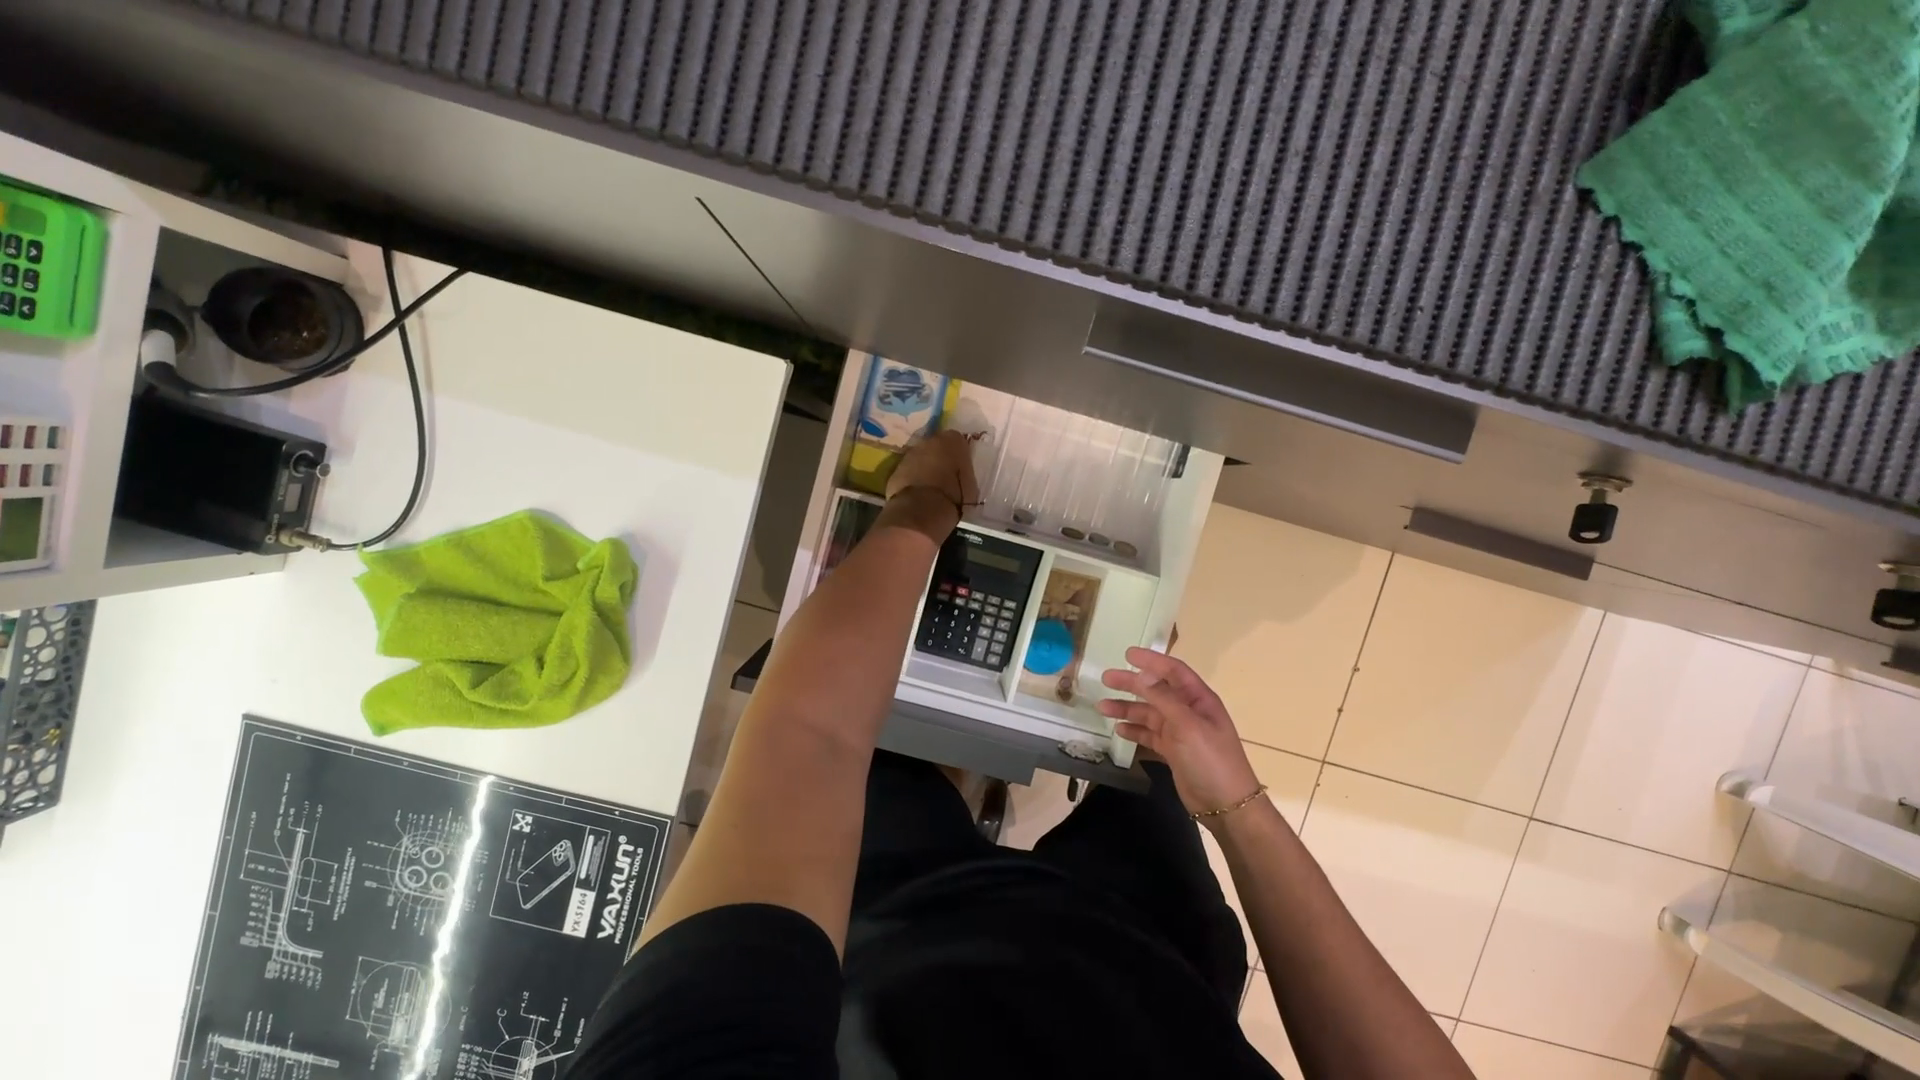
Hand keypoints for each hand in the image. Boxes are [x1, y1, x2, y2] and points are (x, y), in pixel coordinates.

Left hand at [885, 429, 979, 513]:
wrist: (923, 508)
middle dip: (939, 457)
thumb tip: (959, 472)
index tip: (959, 467)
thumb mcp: (970, 484)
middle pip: (935, 446)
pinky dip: (911, 478)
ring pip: (919, 458)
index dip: (957, 455)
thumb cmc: (954, 495)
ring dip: (923, 467)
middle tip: (944, 476)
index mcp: (953, 440)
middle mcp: (930, 440)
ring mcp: (910, 454)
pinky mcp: (896, 468)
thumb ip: (964, 471)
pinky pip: (907, 471)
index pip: (957, 441)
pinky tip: (916, 493)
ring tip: (929, 486)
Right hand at [1099, 647, 1262, 823]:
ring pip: (1149, 713)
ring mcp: (1180, 732)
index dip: (1151, 661)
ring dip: (1127, 709)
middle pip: (1157, 690)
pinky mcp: (1173, 751)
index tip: (1127, 654)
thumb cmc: (1211, 759)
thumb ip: (1163, 699)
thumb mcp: (1187, 725)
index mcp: (1199, 699)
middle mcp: (1189, 712)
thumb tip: (1142, 673)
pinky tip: (1119, 730)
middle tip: (1106, 679)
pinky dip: (1134, 731)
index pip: (1173, 671)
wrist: (1226, 804)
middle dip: (1132, 684)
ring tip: (1102, 707)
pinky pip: (1150, 735)